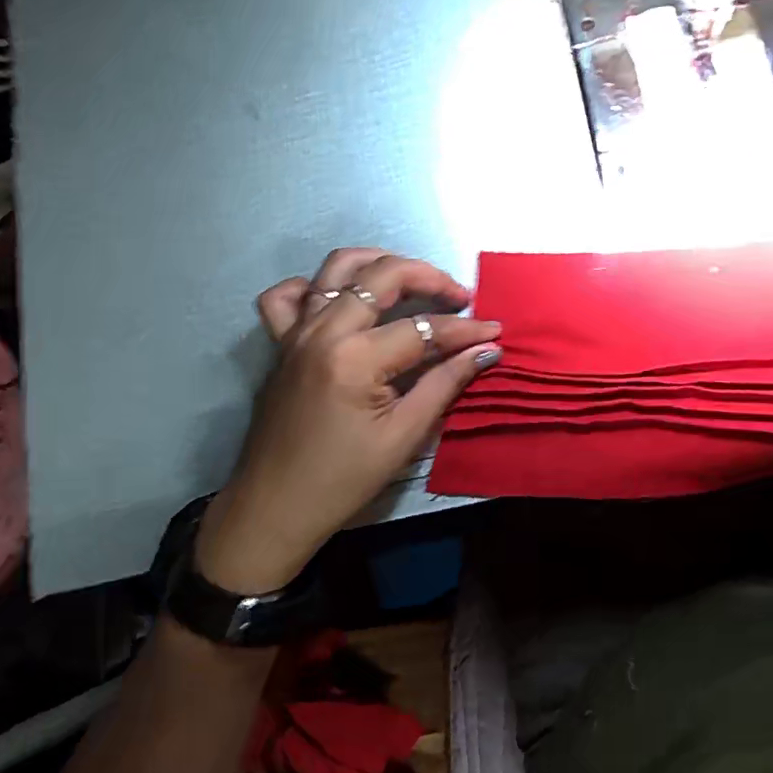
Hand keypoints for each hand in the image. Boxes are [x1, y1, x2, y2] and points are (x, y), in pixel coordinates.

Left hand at [195, 249, 501, 592]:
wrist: (275, 507)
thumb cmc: (345, 478)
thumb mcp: (406, 434)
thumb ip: (446, 382)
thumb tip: (487, 350)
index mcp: (355, 358)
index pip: (424, 328)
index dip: (466, 328)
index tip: (496, 332)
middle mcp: (322, 332)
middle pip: (382, 276)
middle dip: (429, 278)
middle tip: (460, 296)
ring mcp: (295, 333)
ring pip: (336, 268)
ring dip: (380, 265)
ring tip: (412, 281)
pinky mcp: (281, 343)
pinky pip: (289, 296)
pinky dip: (316, 286)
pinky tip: (343, 300)